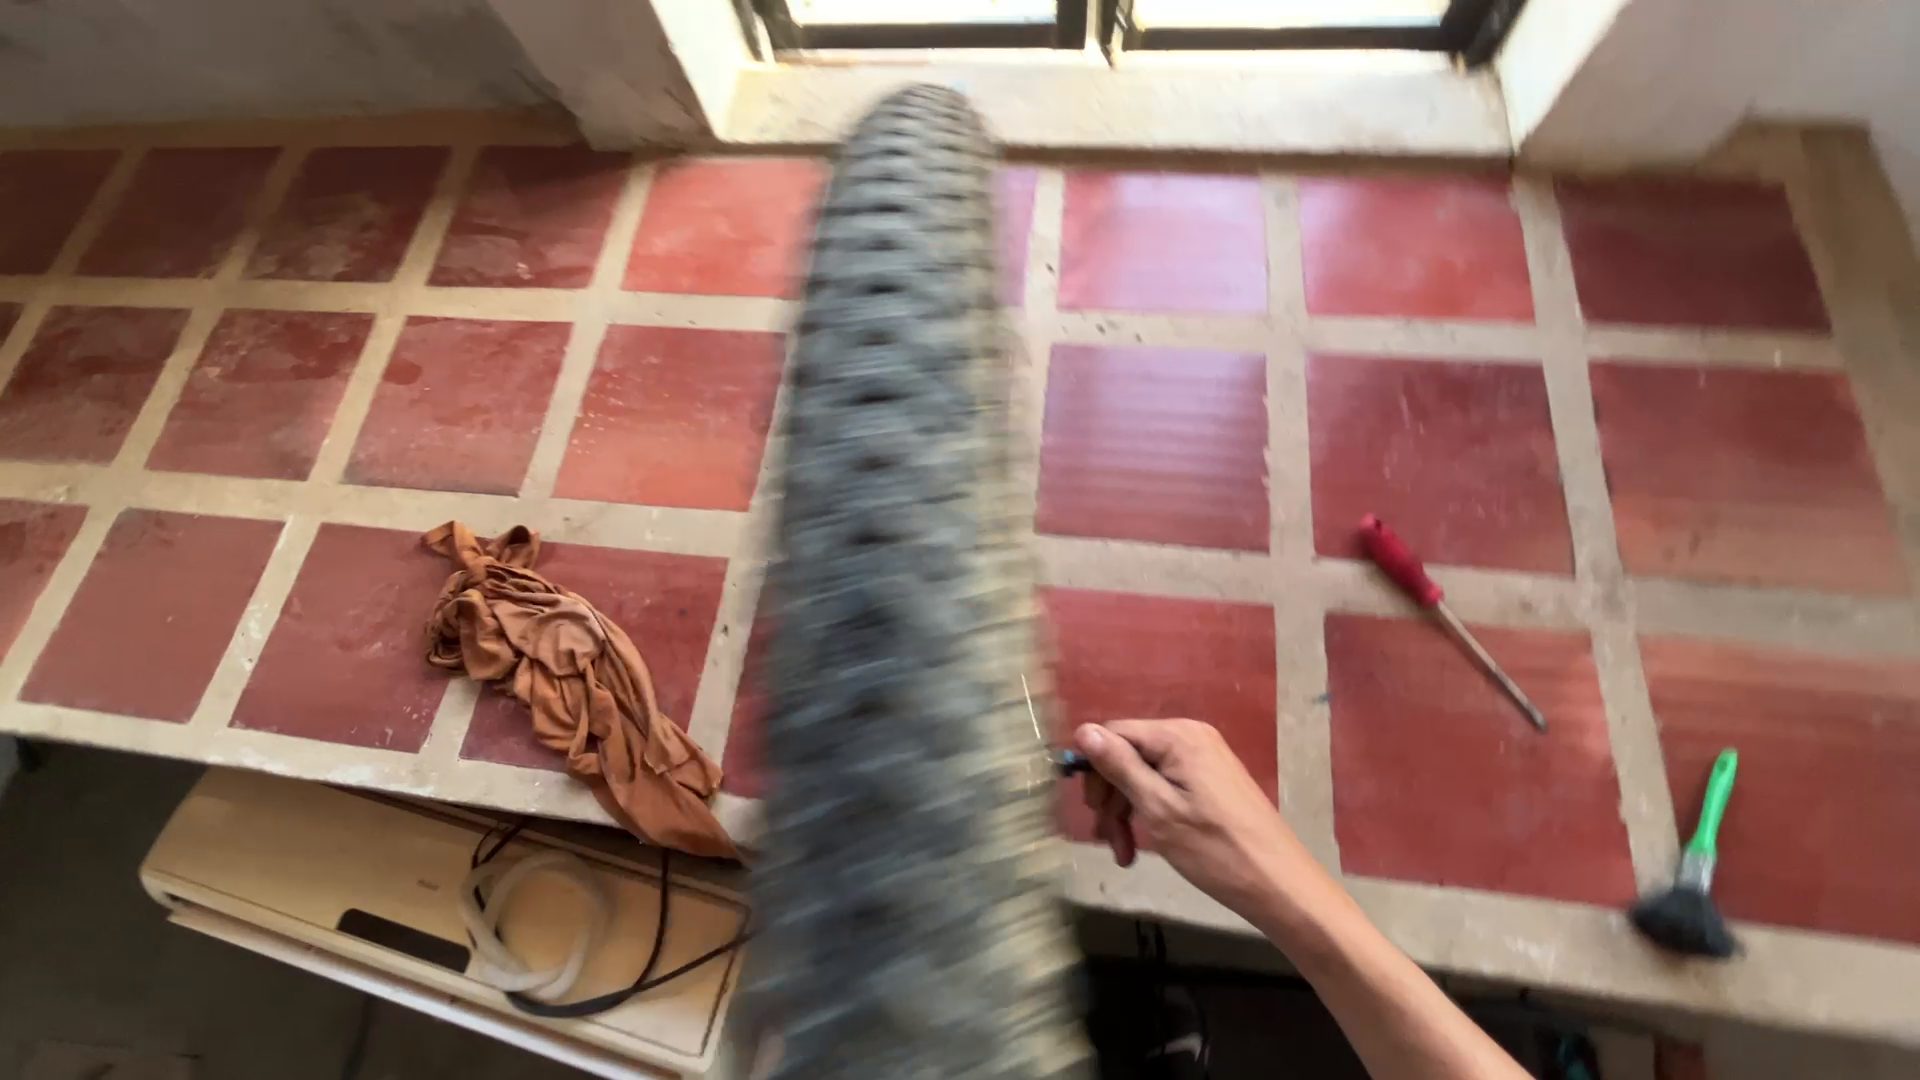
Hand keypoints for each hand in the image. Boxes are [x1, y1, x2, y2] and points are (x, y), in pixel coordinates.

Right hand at [1075, 719, 1322, 919]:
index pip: (1114, 734)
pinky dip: (1150, 811)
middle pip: (1128, 754)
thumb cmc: (1216, 851)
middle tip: (1108, 839)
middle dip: (1112, 796)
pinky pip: (1165, 784)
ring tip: (1125, 853)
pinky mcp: (1211, 779)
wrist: (1282, 888)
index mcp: (1177, 736)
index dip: (1095, 769)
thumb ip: (1119, 766)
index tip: (1092, 812)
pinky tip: (1144, 844)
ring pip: (1144, 773)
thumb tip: (1083, 730)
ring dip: (1127, 810)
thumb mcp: (1158, 809)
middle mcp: (1190, 736)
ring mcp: (1203, 757)